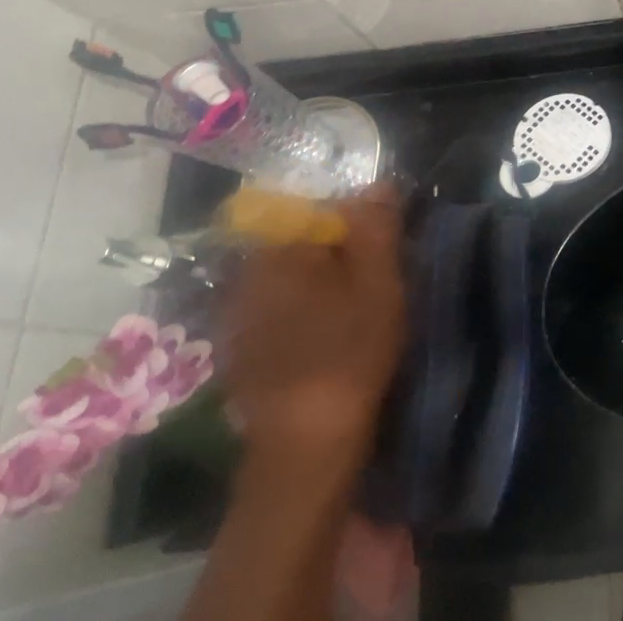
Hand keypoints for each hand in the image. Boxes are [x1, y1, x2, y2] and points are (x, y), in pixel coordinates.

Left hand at [223, 185, 405, 458]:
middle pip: (300, 243)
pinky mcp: (239, 350)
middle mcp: (245, 274)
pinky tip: (327, 341)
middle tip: (377, 282)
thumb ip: (376, 227)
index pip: (319, 210)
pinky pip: (276, 311)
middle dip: (337, 253)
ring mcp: (236, 315)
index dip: (358, 224)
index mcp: (277, 250)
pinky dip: (304, 314)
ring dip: (320, 284)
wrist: (306, 440)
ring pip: (288, 278)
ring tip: (356, 313)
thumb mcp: (379, 282)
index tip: (386, 251)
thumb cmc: (350, 351)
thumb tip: (376, 182)